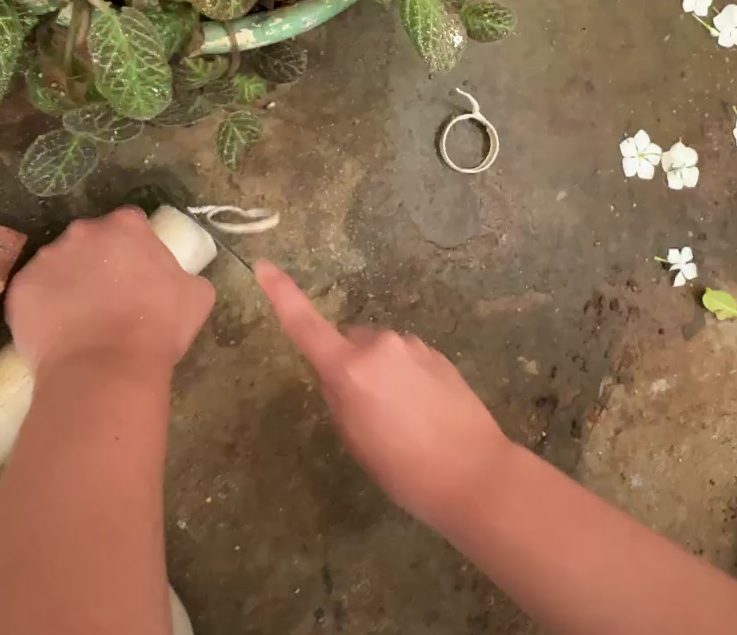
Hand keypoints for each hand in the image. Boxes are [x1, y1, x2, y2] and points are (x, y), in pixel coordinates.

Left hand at [6, 207, 214, 378]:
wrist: (106, 368)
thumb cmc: (158, 327)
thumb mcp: (196, 294)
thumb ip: (183, 274)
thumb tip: (175, 280)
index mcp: (126, 226)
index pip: (130, 223)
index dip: (135, 247)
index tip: (138, 271)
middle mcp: (83, 232)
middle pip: (90, 239)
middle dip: (98, 259)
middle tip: (110, 294)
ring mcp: (47, 258)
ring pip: (59, 264)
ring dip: (69, 281)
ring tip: (82, 317)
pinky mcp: (20, 288)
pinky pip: (34, 292)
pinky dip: (44, 306)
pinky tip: (59, 330)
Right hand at [255, 260, 513, 524]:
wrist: (473, 472)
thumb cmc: (403, 469)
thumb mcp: (355, 439)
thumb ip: (338, 397)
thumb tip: (336, 374)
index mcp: (350, 368)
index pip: (305, 324)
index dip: (281, 293)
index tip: (263, 265)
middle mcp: (380, 345)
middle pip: (348, 343)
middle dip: (347, 365)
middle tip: (364, 413)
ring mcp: (412, 345)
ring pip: (379, 352)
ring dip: (378, 373)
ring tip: (398, 420)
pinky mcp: (436, 353)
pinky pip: (405, 359)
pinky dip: (403, 377)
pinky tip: (421, 412)